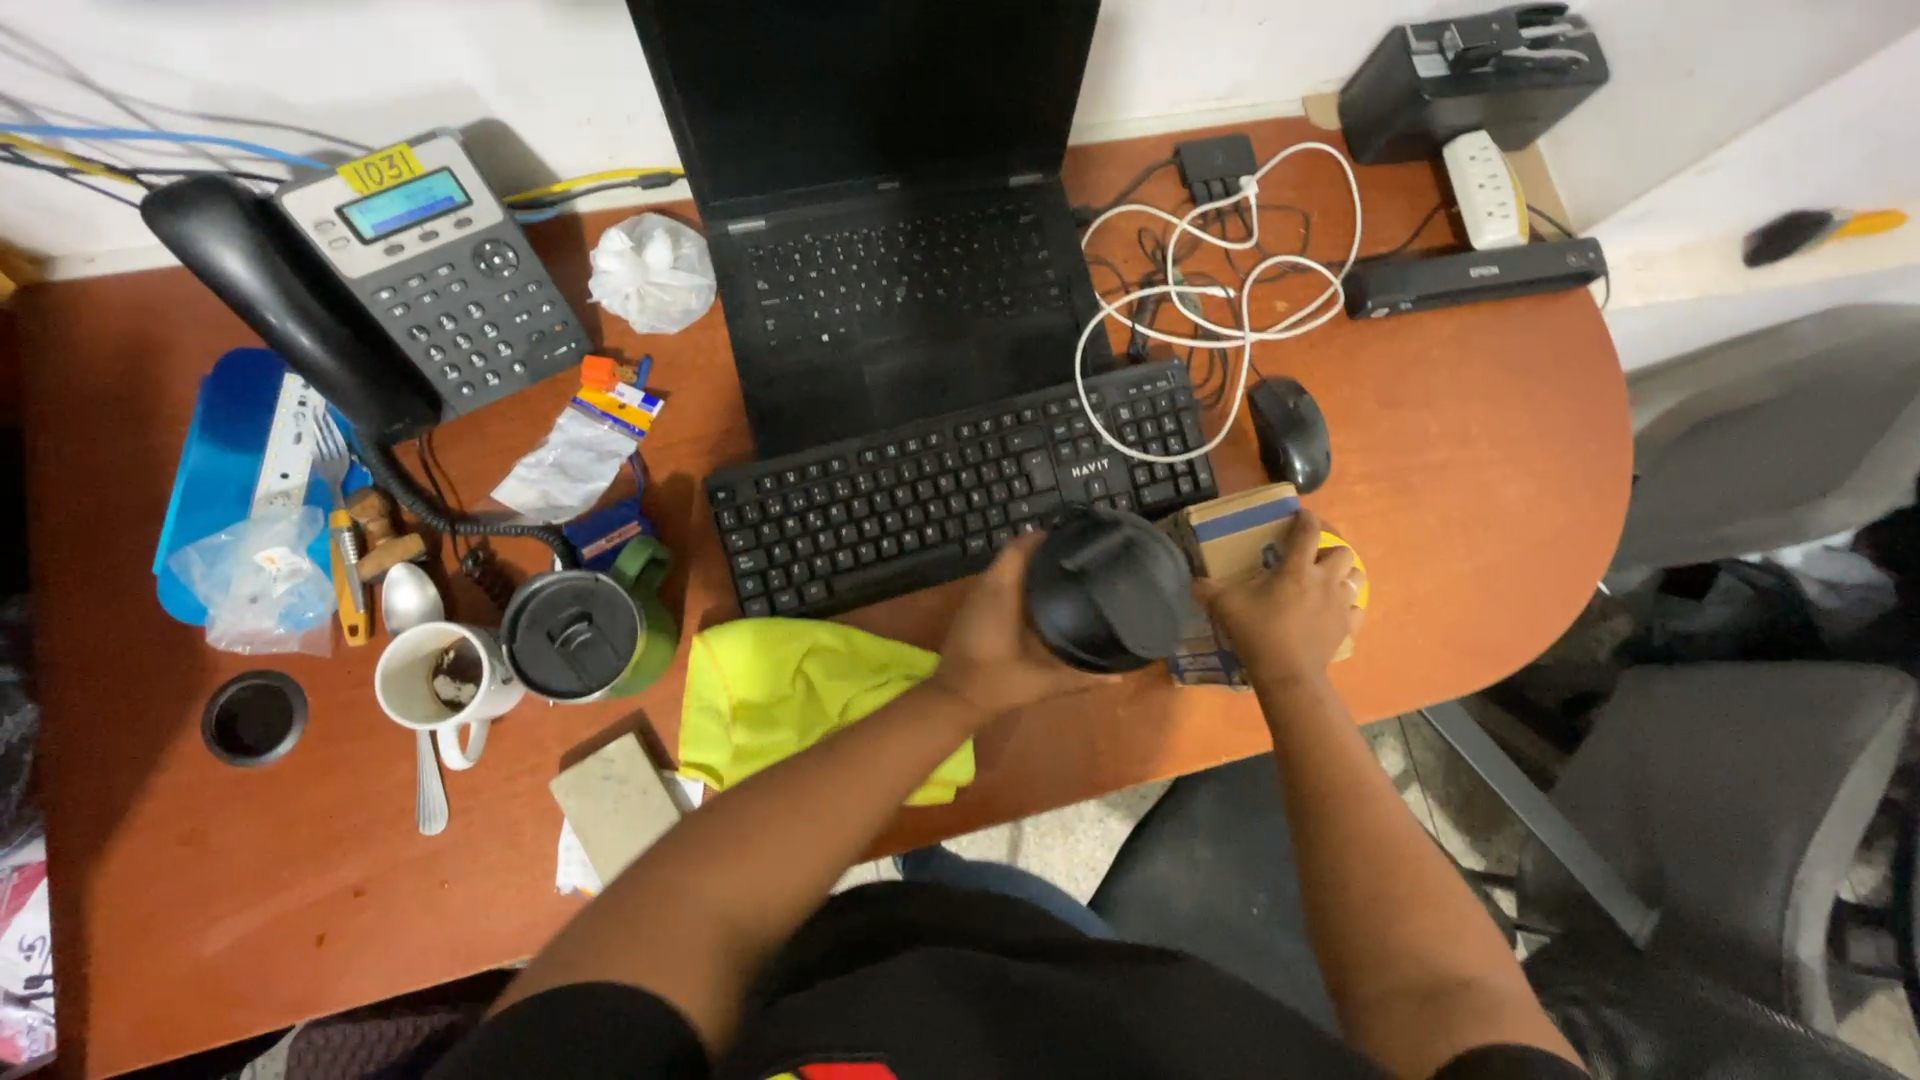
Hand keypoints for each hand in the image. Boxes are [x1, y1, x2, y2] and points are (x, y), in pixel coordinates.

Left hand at [928, 533, 1109, 719]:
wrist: (952, 700)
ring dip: (1026, 567)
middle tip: (1071, 554)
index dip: (1041, 538)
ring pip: (1002, 570)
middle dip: (1040, 551)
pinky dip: (1015, 583)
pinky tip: (1036, 597)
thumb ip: (1080, 678)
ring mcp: (974, 600)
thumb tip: (1119, 677)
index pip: (1017, 549)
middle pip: (1011, 556)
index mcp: (1000, 594)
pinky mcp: (970, 613)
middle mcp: (985, 589)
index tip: (1068, 537)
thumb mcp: (1042, 682)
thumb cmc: (995, 685)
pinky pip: (994, 585)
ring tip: (1060, 570)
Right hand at [1193, 508, 1364, 687]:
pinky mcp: (1347, 626)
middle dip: (1330, 549)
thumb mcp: (1225, 607)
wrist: (1287, 674)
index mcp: (1297, 569)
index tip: (1300, 514)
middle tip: (1312, 557)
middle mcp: (1324, 580)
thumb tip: (1193, 581)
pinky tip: (1335, 609)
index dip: (1306, 517)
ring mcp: (1340, 604)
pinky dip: (1349, 604)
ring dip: (1345, 573)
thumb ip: (1207, 590)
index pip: (1309, 531)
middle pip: (1343, 551)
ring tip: (1327, 580)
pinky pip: (1357, 607)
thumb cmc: (1258, 634)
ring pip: (1357, 576)